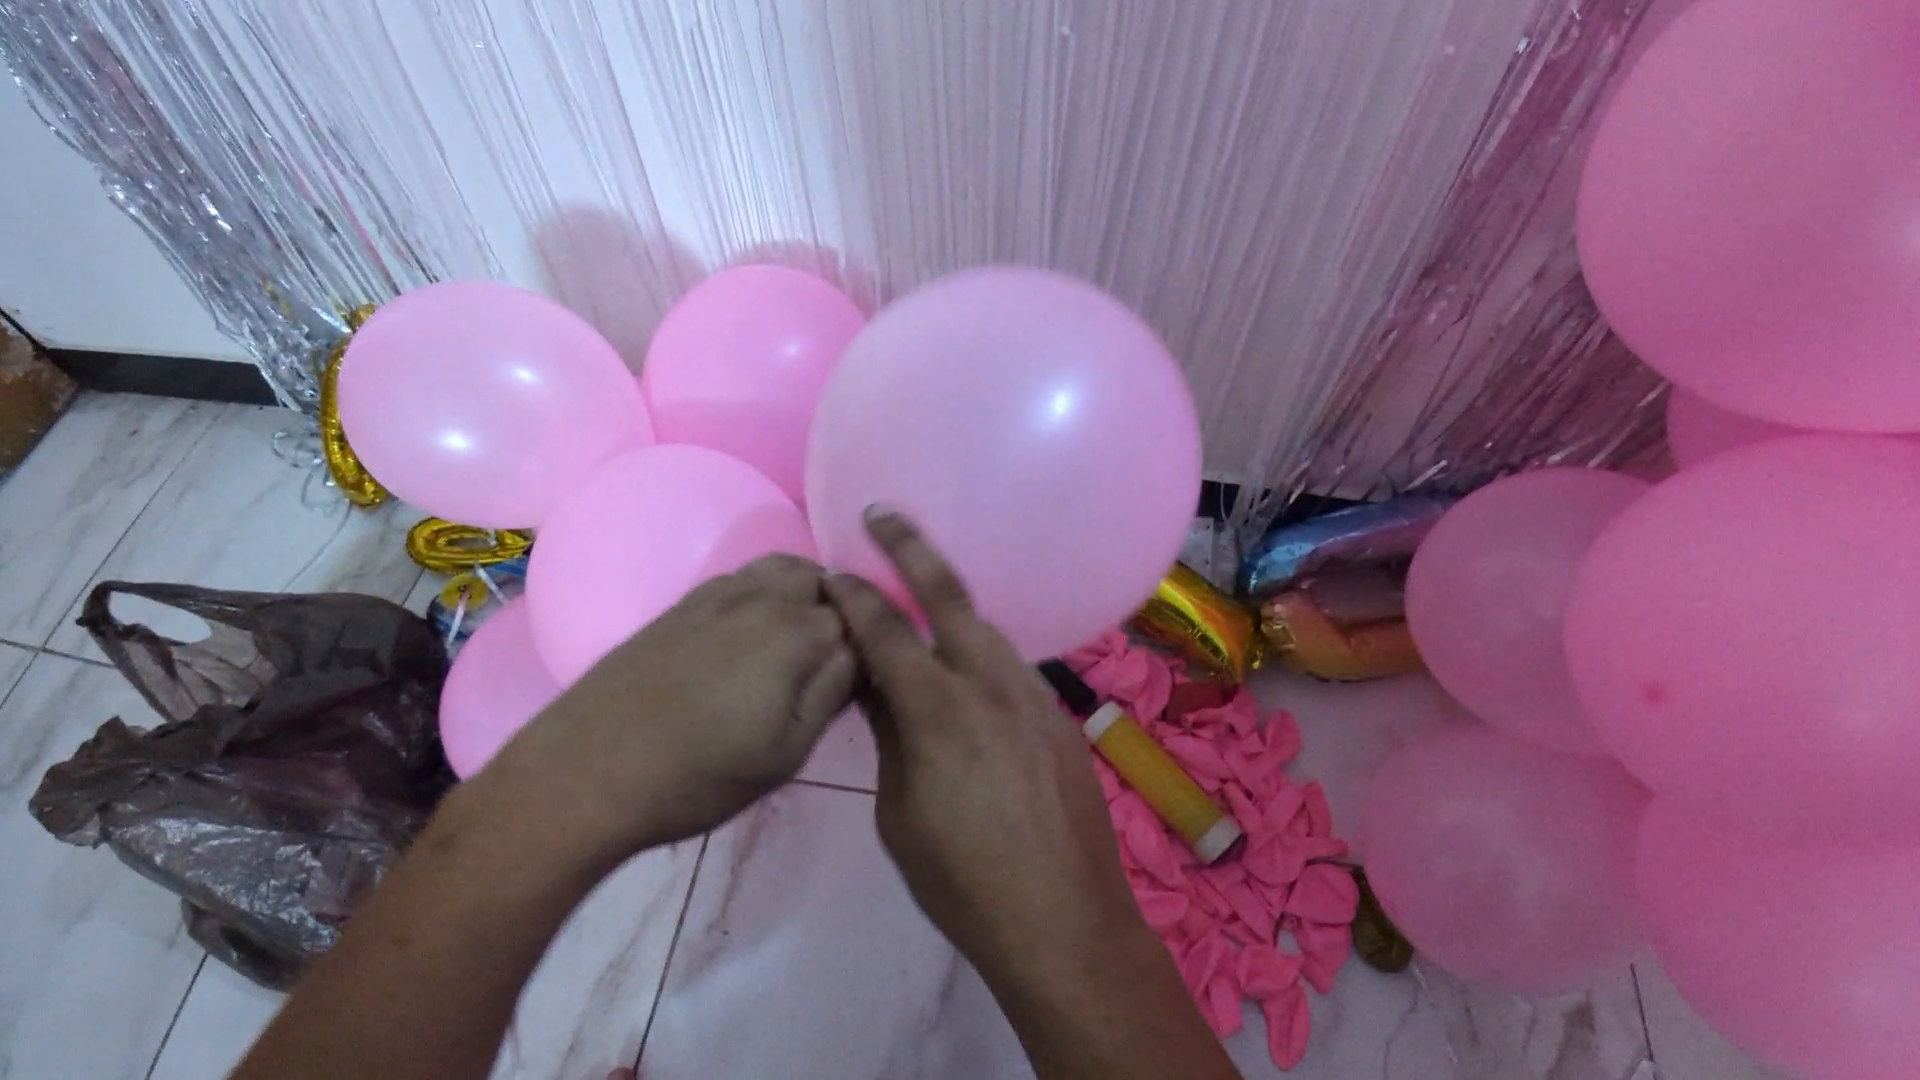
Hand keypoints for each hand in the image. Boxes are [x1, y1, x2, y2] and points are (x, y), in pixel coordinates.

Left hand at [492, 555, 856, 865]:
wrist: (585, 773)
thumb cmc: (698, 775)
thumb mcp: (786, 752)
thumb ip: (833, 692)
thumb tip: (860, 652)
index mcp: (796, 631)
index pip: (860, 619)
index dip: (872, 644)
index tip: (870, 674)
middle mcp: (761, 598)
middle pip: (823, 581)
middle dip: (839, 609)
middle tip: (835, 659)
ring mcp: (715, 595)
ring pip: (780, 570)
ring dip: (802, 593)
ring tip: (797, 643)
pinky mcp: (680, 606)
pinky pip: (741, 579)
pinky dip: (763, 594)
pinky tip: (749, 637)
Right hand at [822, 510, 1144, 970]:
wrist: (1062, 920)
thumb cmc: (961, 881)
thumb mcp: (898, 812)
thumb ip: (890, 735)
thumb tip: (876, 685)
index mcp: (940, 709)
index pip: (887, 632)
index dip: (855, 597)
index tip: (832, 572)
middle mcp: (992, 684)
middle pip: (950, 596)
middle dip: (912, 549)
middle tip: (884, 514)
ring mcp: (1036, 697)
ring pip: (988, 631)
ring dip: (952, 606)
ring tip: (923, 595)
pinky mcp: (1061, 718)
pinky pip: (1013, 669)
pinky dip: (983, 655)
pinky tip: (969, 674)